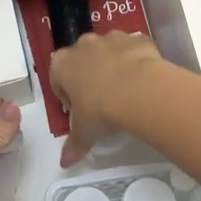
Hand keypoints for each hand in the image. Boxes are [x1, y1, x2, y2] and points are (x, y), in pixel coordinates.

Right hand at [49, 31, 164, 167]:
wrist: (138, 89)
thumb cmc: (100, 109)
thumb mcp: (85, 131)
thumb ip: (74, 145)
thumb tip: (65, 163)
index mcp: (61, 63)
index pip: (58, 79)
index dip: (68, 96)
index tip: (80, 111)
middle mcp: (83, 45)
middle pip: (82, 61)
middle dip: (89, 77)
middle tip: (102, 101)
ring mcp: (111, 38)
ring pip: (108, 51)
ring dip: (113, 65)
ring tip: (125, 91)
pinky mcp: (136, 38)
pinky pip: (133, 49)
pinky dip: (136, 60)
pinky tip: (143, 80)